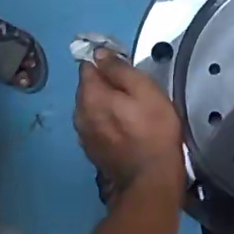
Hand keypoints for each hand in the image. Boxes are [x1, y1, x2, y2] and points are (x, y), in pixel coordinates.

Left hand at [74, 51, 185, 199]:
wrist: (151, 179)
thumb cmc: (154, 130)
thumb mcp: (145, 90)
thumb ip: (120, 69)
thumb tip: (100, 54)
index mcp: (90, 96)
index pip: (87, 66)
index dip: (105, 61)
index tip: (124, 66)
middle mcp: (79, 114)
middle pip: (87, 87)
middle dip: (105, 83)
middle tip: (133, 89)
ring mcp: (83, 134)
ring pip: (90, 107)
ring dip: (105, 103)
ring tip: (130, 108)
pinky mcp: (91, 150)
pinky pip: (95, 124)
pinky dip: (105, 121)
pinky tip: (124, 127)